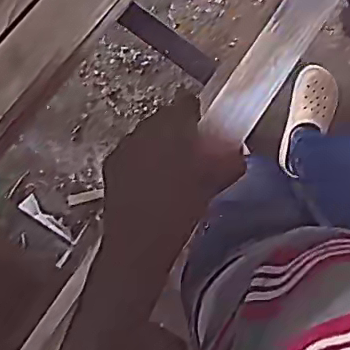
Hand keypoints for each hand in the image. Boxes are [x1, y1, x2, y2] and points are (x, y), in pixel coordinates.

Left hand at [99, 95, 243, 271]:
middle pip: (166, 118)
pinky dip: (145, 161)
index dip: (201, 116)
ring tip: (177, 170)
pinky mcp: (111, 166)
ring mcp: (123, 148)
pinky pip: (134, 153)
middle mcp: (143, 130)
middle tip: (198, 153)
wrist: (138, 246)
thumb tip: (237, 153)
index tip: (212, 130)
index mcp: (169, 127)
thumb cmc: (179, 211)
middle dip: (182, 131)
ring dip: (162, 145)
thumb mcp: (212, 184)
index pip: (187, 104)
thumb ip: (229, 162)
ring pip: (148, 136)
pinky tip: (155, 183)